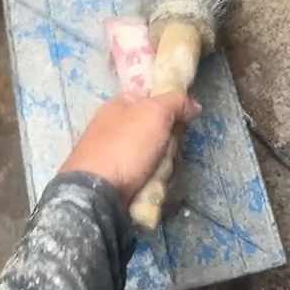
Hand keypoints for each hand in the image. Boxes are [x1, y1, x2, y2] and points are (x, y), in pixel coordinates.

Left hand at [59, 93, 202, 203]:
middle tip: (170, 149)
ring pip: (156, 153)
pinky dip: (154, 178)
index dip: (170, 106)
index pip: (151, 96)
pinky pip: (147, 173)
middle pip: (158, 128)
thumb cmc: (125, 146)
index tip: (181, 119)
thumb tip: (194, 105)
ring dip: (164, 163)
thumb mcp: (155, 113)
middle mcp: (115, 127)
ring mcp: (116, 153)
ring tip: (161, 171)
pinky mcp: (118, 178)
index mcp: (119, 105)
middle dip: (170, 141)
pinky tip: (153, 183)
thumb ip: (176, 102)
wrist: (96, 193)